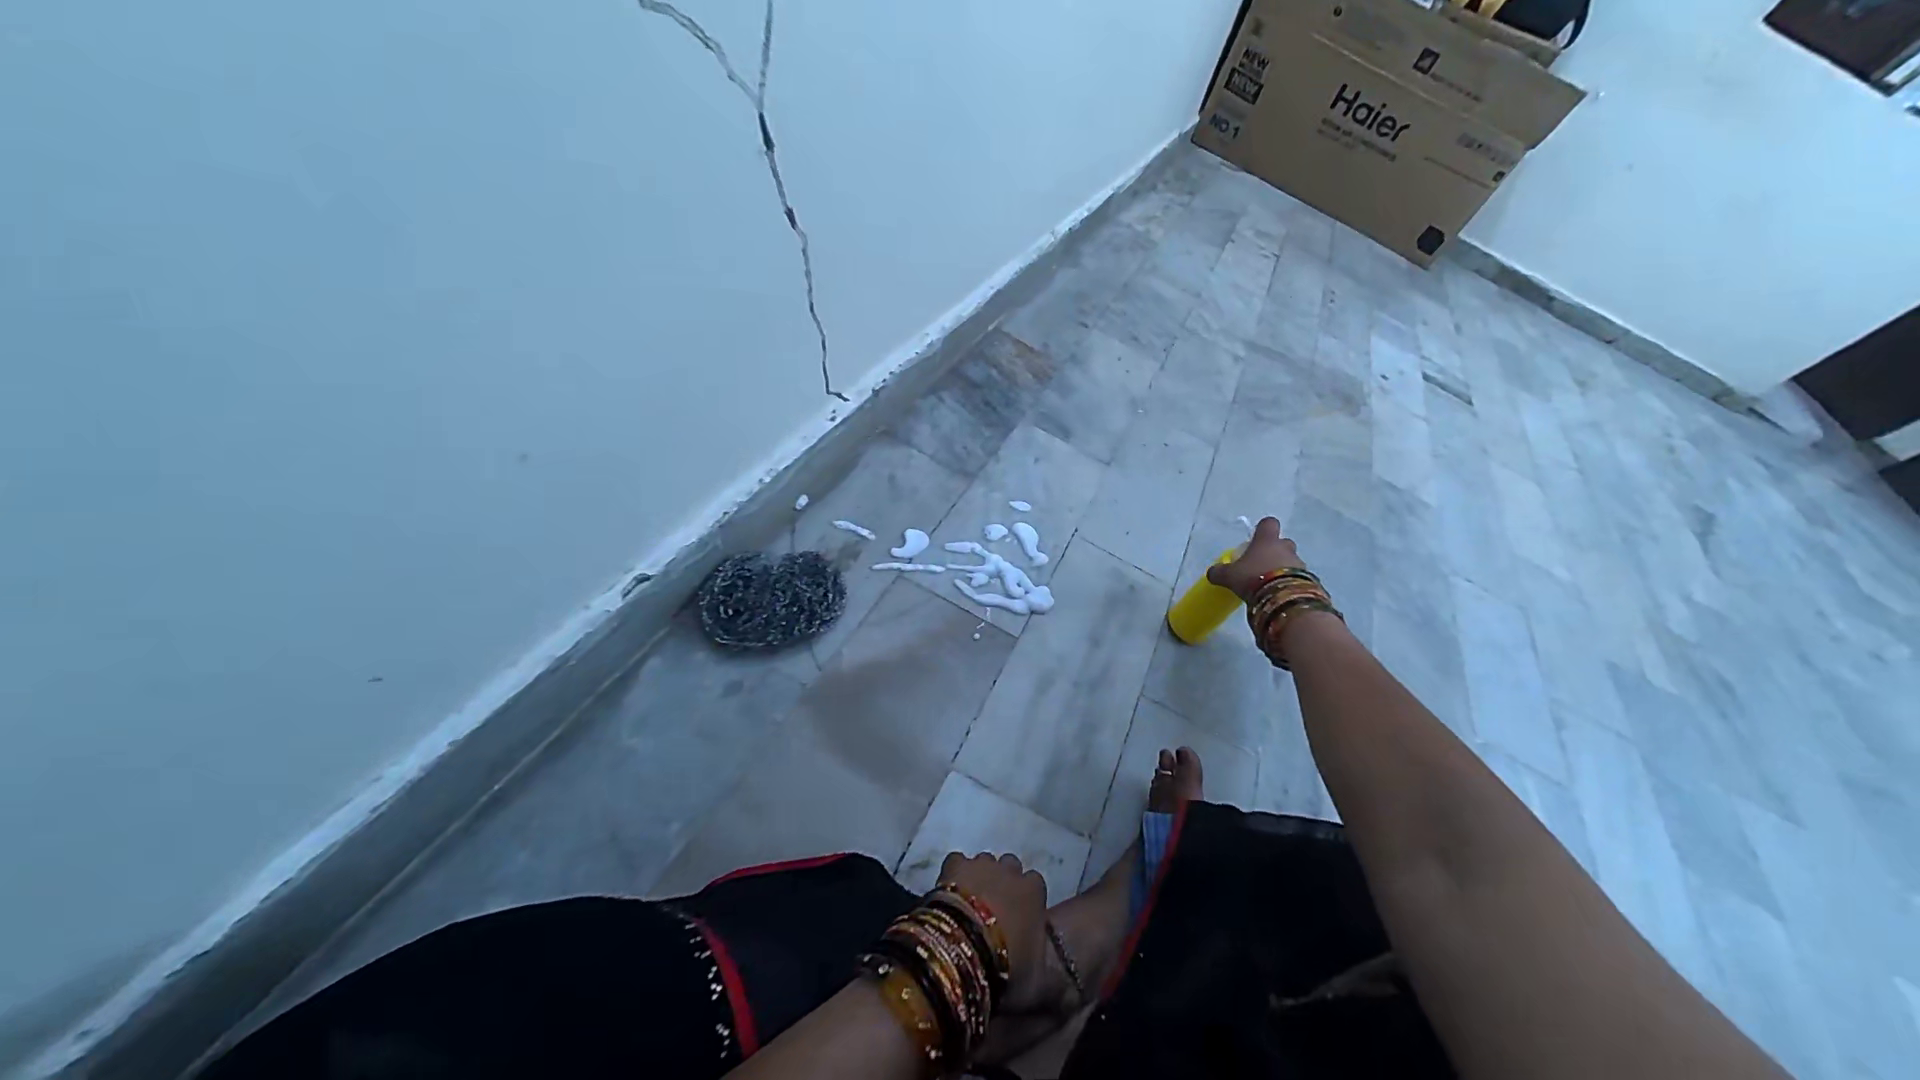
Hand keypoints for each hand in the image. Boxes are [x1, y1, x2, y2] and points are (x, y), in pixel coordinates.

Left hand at [937, 852, 1050, 1012]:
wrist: (967, 952)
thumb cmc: (1008, 968)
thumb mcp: (1039, 983)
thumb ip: (1051, 975)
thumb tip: (1063, 982)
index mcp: (1034, 892)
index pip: (1035, 885)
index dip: (1025, 900)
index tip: (1017, 919)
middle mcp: (1010, 870)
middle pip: (1009, 867)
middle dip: (1003, 882)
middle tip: (993, 909)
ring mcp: (981, 864)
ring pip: (983, 862)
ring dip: (979, 876)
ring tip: (969, 902)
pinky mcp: (955, 865)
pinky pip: (957, 862)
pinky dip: (954, 873)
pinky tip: (949, 892)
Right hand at [1206, 516, 1304, 600]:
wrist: (1282, 598)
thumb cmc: (1253, 578)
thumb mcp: (1229, 576)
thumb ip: (1219, 572)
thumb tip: (1212, 572)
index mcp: (1267, 540)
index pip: (1268, 523)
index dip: (1263, 529)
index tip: (1256, 538)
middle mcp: (1285, 548)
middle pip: (1283, 543)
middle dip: (1275, 551)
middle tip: (1262, 564)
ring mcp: (1299, 563)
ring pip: (1291, 561)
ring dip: (1283, 568)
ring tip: (1269, 583)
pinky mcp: (1308, 579)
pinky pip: (1297, 577)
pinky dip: (1289, 582)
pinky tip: (1279, 592)